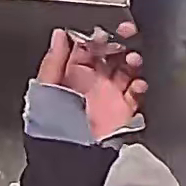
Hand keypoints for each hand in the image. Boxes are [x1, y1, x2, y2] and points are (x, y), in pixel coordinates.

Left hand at [36, 21, 147, 139]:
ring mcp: (109, 95)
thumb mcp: (46, 87)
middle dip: (120, 42)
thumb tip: (59, 34)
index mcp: (73, 73)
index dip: (97, 36)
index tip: (104, 31)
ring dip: (132, 60)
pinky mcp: (123, 111)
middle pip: (111, 54)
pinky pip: (136, 93)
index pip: (88, 47)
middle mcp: (93, 82)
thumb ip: (54, 60)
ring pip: (126, 69)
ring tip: (132, 59)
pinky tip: (137, 84)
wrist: (67, 154)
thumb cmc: (50, 122)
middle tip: (126, 34)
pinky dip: (140, 86)